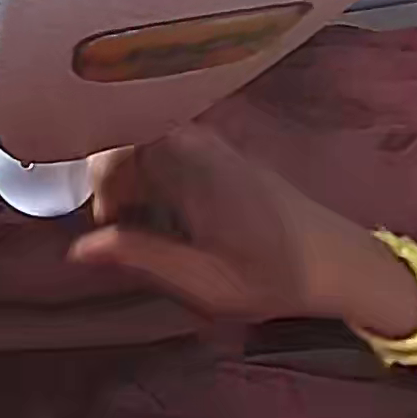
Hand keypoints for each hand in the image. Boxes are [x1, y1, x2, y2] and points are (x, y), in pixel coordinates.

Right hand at [69, 126, 416, 335]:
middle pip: (121, 145)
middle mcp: (191, 137)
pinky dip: (148, 180)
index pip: (110, 152)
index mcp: (186, 160)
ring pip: (138, 148)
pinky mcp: (211, 148)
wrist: (340, 261)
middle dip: (110, 187)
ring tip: (142, 226)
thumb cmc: (272, 273)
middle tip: (121, 230)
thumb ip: (137, 255)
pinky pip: (159, 151)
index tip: (105, 224)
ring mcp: (203, 138)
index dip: (97, 188)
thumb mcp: (202, 280)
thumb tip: (77, 248)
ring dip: (129, 185)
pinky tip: (164, 215)